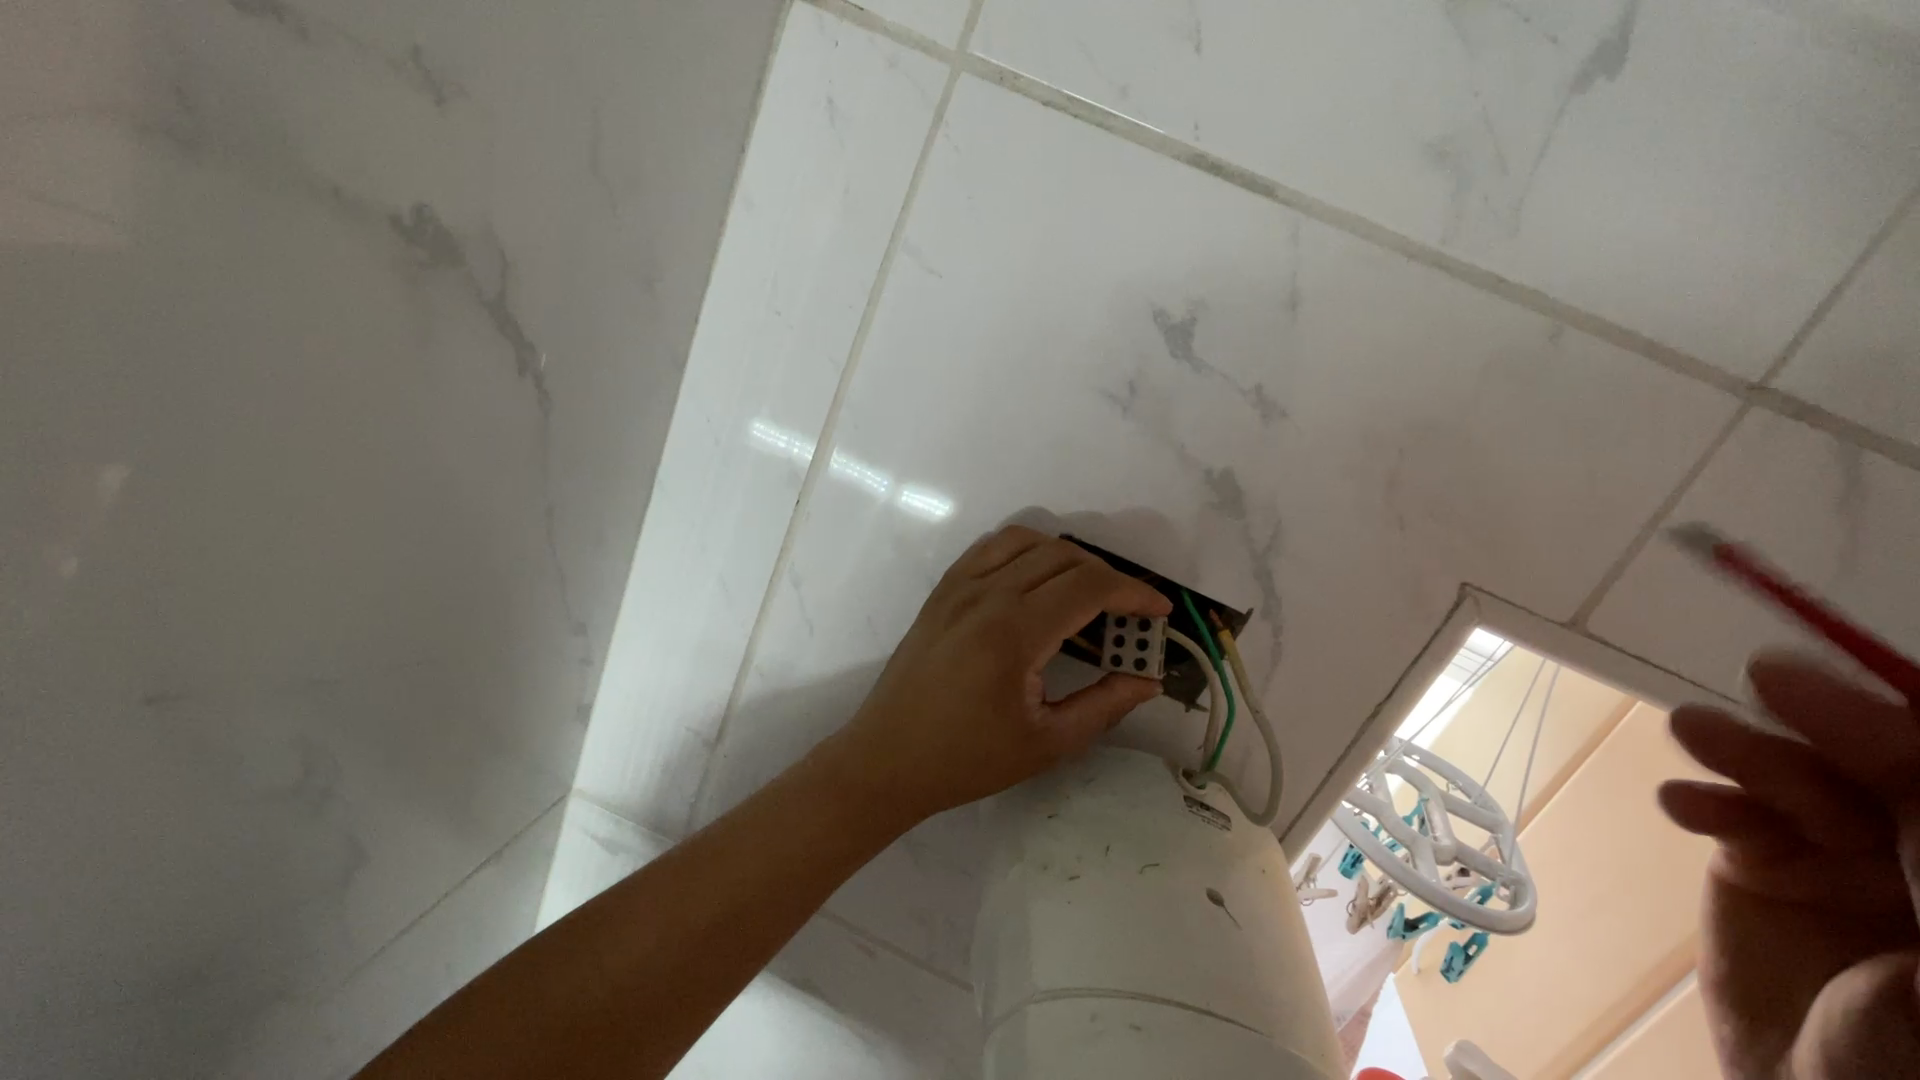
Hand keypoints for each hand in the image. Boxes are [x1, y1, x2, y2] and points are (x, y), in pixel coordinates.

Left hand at [821, 526, 1170, 823]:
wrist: (888, 760)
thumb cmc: (968, 759)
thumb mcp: (1048, 742)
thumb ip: (1105, 704)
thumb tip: (1149, 679)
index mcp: (1014, 632)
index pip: (1089, 586)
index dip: (1133, 593)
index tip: (1159, 611)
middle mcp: (986, 595)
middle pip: (1063, 557)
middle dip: (1108, 577)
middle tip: (1129, 613)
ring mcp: (958, 588)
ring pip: (1026, 541)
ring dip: (1067, 557)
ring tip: (1087, 593)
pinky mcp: (941, 592)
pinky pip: (990, 548)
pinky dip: (1025, 551)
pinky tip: (1036, 582)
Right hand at [1659, 653, 1919, 1078]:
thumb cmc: (1910, 1035)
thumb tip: (1847, 704)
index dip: (1885, 710)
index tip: (1813, 677)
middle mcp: (1909, 843)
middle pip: (1863, 758)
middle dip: (1814, 725)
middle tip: (1759, 685)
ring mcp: (1836, 854)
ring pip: (1792, 777)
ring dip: (1744, 751)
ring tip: (1691, 730)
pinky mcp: (1758, 866)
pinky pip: (1731, 815)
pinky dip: (1702, 802)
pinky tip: (1683, 806)